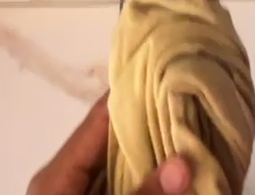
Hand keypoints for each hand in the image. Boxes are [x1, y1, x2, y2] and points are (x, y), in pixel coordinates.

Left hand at [27, 96, 190, 194]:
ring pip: (123, 169)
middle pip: (114, 143)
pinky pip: (125, 189)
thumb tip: (186, 162)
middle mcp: (68, 181)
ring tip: (197, 136)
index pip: (101, 117)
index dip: (136, 93)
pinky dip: (150, 186)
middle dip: (155, 128)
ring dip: (157, 159)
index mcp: (57, 174)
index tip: (174, 71)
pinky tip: (182, 179)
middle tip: (197, 106)